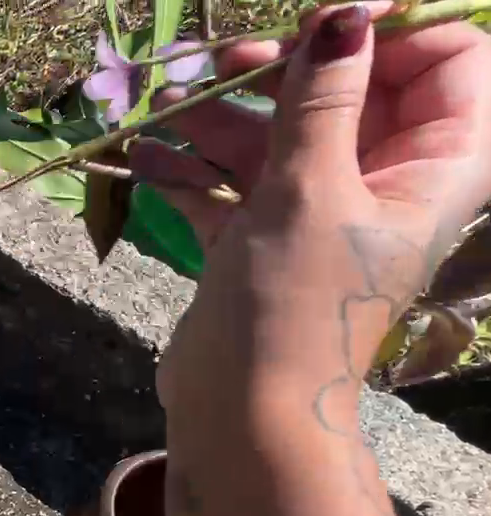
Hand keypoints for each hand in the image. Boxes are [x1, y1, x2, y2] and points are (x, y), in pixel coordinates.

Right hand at [135, 3, 490, 416]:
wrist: (241, 404)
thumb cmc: (292, 303)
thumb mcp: (308, 193)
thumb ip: (322, 104)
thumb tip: (342, 17)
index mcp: (436, 160)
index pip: (443, 59)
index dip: (384, 33)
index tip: (311, 28)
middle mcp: (380, 179)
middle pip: (341, 99)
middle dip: (280, 76)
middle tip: (217, 63)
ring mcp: (309, 215)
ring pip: (271, 146)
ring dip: (217, 124)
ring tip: (162, 107)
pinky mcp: (252, 246)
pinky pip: (226, 192)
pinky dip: (188, 174)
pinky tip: (144, 158)